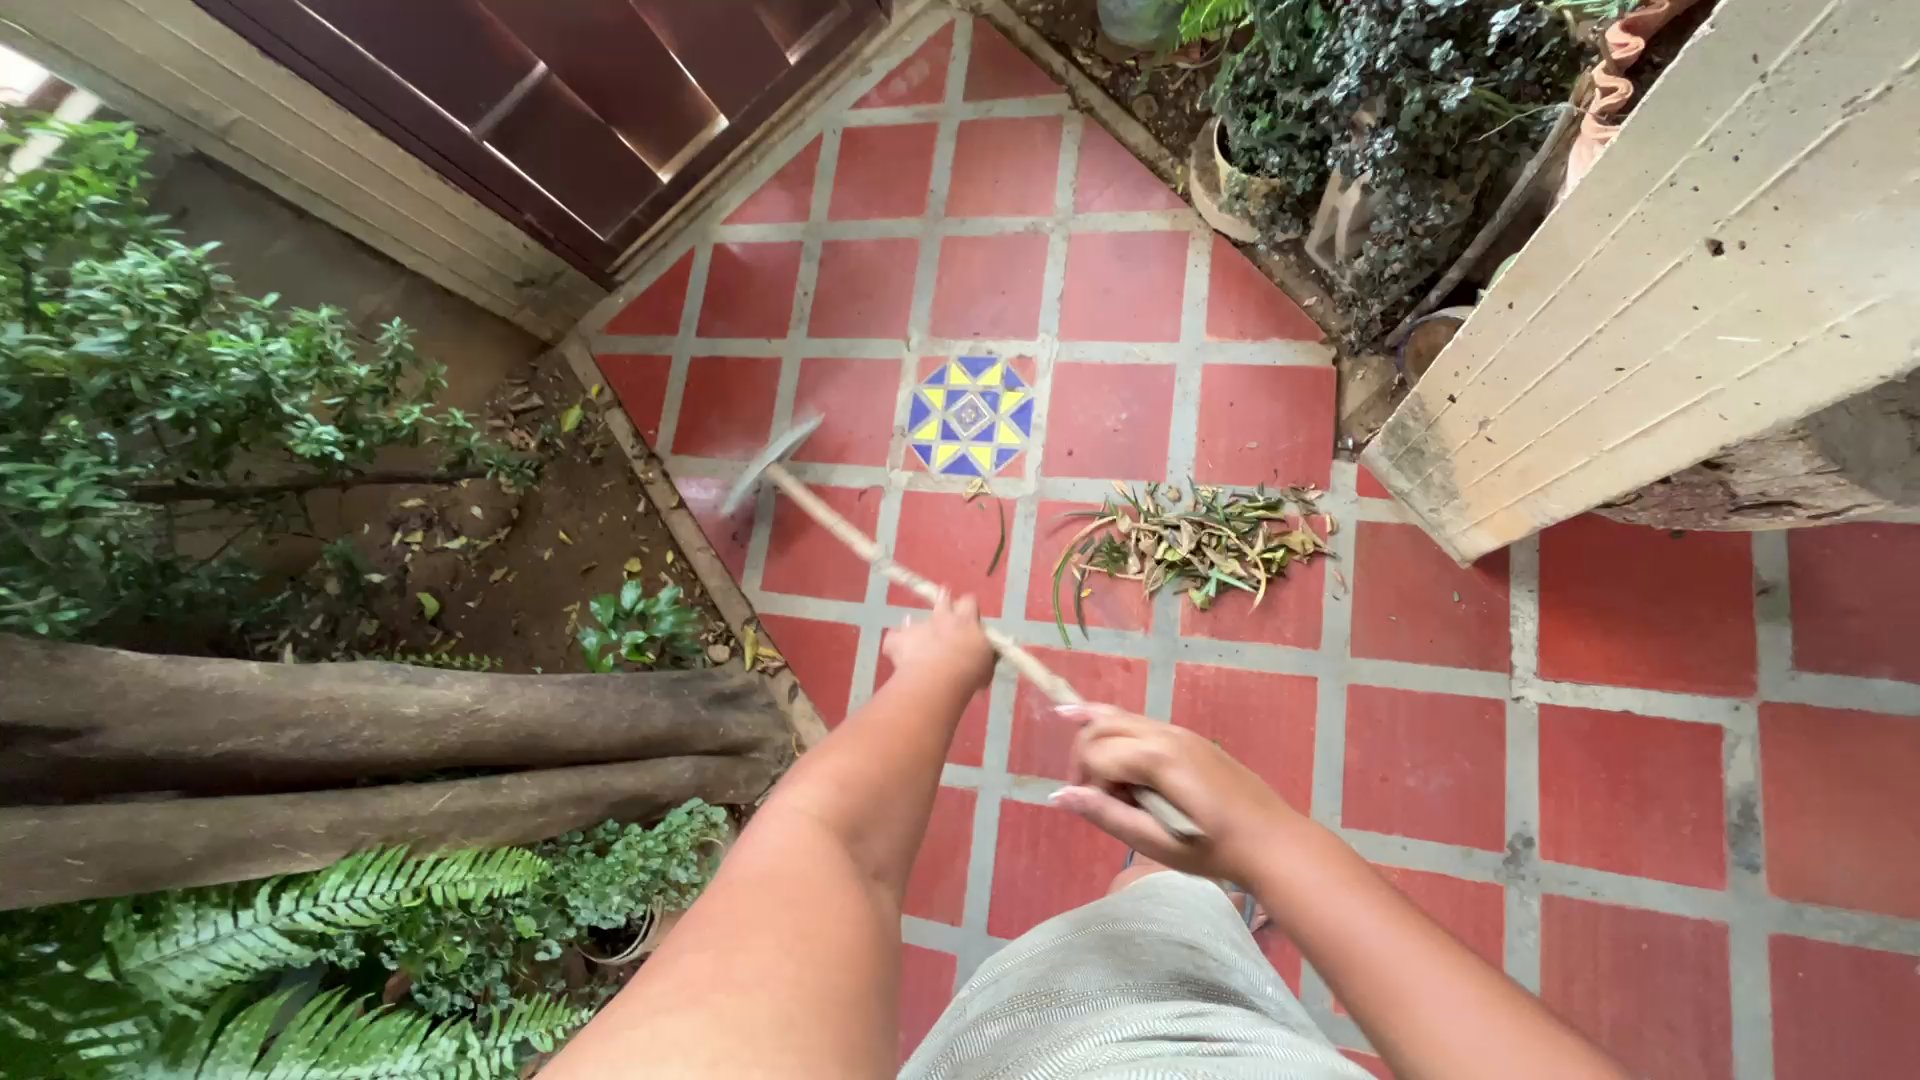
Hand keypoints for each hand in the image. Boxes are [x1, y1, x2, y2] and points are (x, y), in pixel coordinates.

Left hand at [882, 592, 995, 694]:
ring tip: (912, 629)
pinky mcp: (900, 639)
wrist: (940, 677)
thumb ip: (985, 656)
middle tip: (943, 604)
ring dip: (914, 625)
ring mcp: (918, 626)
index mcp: (966, 621)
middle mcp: (942, 618)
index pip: (969, 602)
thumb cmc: (970, 671)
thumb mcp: (987, 665)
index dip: (967, 606)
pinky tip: (895, 651)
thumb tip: (987, 656)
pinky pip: (893, 638)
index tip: (968, 614)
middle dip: (943, 600)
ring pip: (913, 618)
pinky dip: (895, 643)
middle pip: (943, 599)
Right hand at [1051, 705, 1304, 881]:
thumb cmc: (1215, 850)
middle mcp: (1165, 733)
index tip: (1094, 812)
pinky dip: (1113, 724)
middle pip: (1103, 727)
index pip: (1096, 755)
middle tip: (1087, 794)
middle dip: (1083, 754)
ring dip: (1095, 734)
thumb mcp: (1157, 842)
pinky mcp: (1187, 738)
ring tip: (1071, 738)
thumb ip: (1107, 815)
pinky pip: (1139, 722)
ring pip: (1120, 717)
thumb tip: (1060, 796)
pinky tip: (1090, 719)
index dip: (1084, 782)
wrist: (1273, 842)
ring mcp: (1178, 732)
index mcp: (1157, 758)